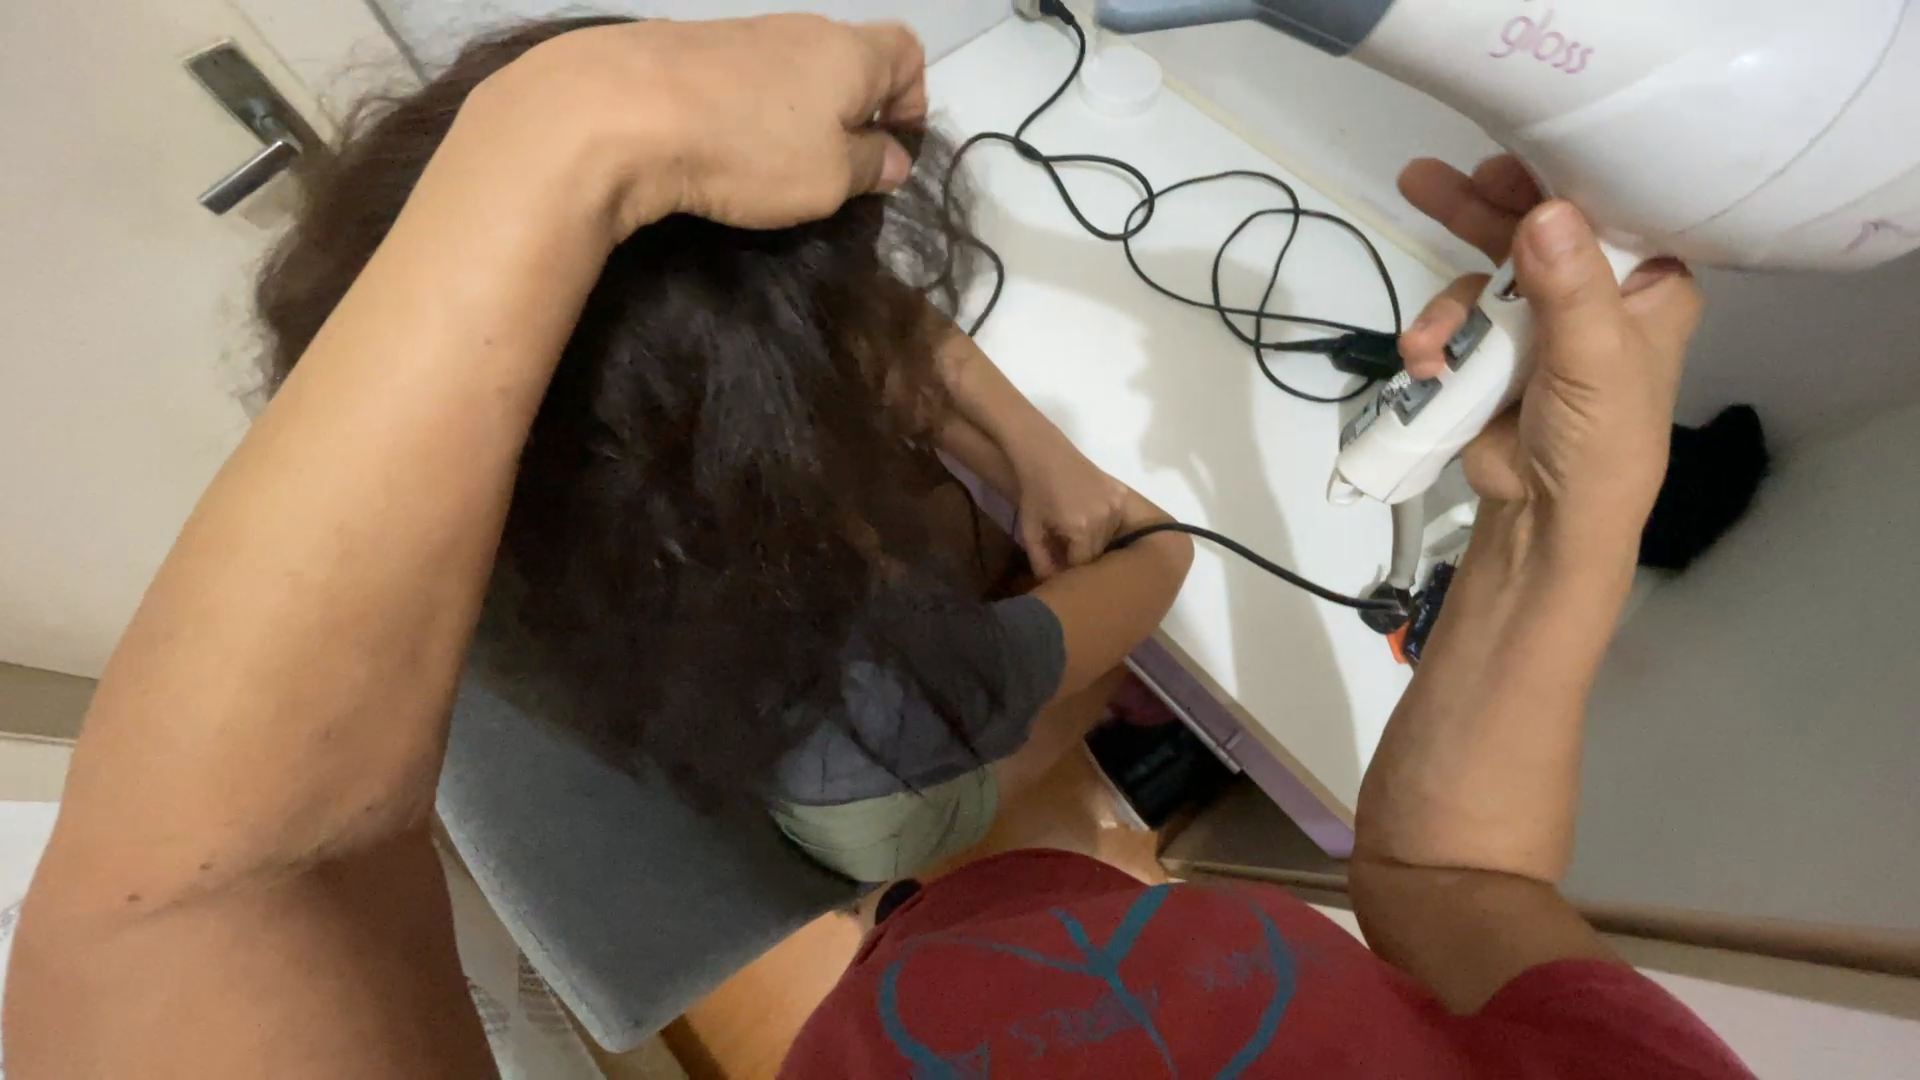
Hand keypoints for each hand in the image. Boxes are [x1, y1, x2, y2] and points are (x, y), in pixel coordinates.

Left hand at [454, 16, 927, 240]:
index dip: (913, 100)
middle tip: (842, 172)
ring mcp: (748, 36)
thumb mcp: (831, 178)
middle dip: (858, 116)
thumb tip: (892, 157)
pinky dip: (762, 116)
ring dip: (807, 120)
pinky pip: (755, 83)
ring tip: (785, 169)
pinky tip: (738, 152)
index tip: (893, 148)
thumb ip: (870, 165)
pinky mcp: (701, 52)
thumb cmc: (753, 149)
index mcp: (850, 53)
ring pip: (801, 75)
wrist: (626, 113)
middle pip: (853, 63)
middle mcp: (803, 31)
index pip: (908, 53)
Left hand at [1012, 436, 1134, 576]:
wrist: (1045, 455)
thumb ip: (1040, 561)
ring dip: (1094, 540)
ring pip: (1109, 538)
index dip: (1069, 566)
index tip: (1060, 562)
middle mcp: (1104, 517)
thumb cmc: (1033, 493)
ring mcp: (1116, 504)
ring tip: (1076, 530)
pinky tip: (1088, 515)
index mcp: (1081, 528)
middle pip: (1098, 552)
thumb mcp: (1031, 530)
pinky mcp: (1121, 493)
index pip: (1082, 564)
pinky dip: (1105, 523)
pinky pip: (1116, 520)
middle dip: (1081, 554)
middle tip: (1066, 547)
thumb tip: (1050, 584)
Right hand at [1396, 158, 1704, 537]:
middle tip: (1420, 181)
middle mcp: (1584, 296)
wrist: (1544, 510)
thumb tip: (1542, 213)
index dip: (1552, 185)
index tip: (1500, 165)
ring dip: (1439, 314)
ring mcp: (1529, 328)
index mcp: (1638, 286)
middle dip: (1472, 214)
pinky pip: (1447, 329)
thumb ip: (1569, 288)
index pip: (1600, 214)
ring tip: (1422, 352)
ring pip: (1473, 286)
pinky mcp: (1484, 359)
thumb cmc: (1600, 436)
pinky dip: (1428, 346)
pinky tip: (1424, 371)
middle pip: (1524, 237)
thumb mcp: (1595, 359)